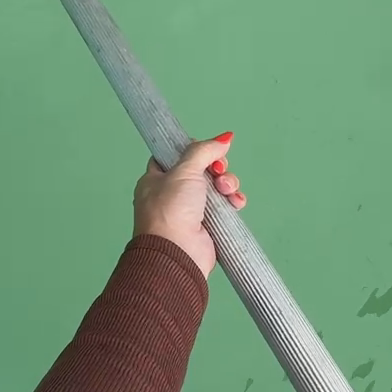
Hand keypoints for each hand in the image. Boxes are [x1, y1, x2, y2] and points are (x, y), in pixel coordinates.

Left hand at [132, 133, 245, 273]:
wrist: (177, 252)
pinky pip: (225, 207)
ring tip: (226, 190)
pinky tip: (235, 203)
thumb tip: (223, 138)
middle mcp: (172, 194)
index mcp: (156, 179)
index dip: (194, 151)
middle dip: (217, 168)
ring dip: (227, 184)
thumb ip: (202, 152)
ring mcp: (190, 210)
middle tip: (219, 172)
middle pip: (201, 170)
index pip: (175, 156)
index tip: (207, 151)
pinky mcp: (208, 224)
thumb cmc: (169, 212)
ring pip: (216, 187)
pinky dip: (233, 201)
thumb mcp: (183, 172)